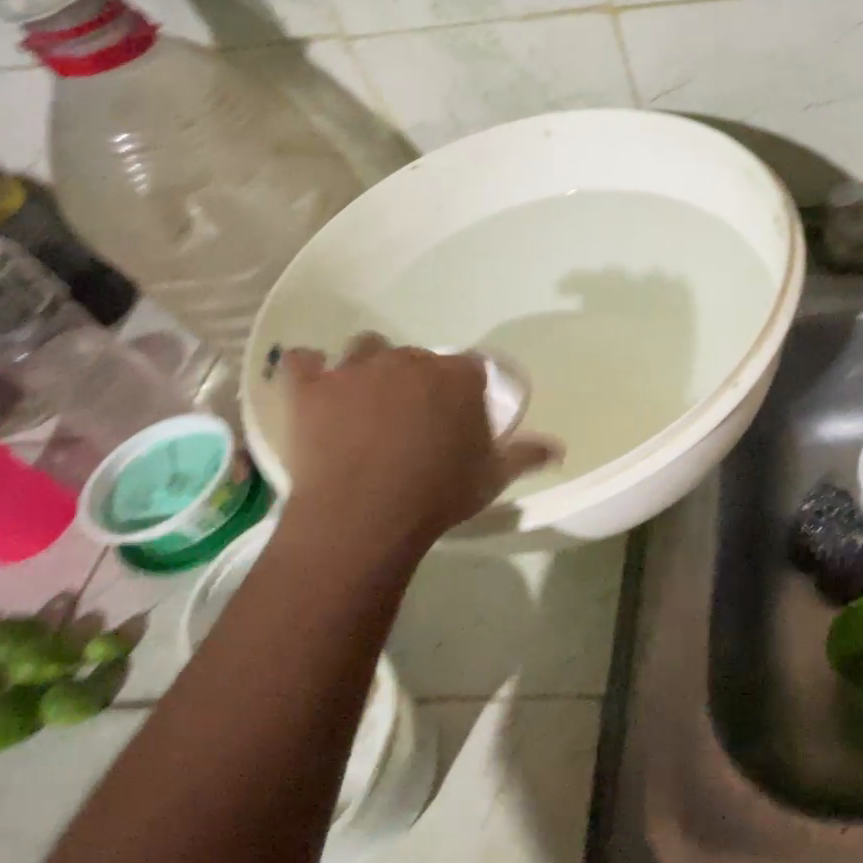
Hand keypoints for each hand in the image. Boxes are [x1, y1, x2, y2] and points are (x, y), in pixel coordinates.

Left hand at [278, 334, 558, 544]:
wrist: (363, 515)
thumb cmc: (437, 495)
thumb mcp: (492, 478)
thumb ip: (525, 455)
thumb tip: (558, 447)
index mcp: (457, 377)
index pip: (469, 366)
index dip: (465, 389)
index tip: (460, 414)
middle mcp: (408, 361)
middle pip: (418, 356)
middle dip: (418, 380)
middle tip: (414, 417)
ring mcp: (355, 370)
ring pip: (365, 347)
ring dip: (369, 366)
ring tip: (367, 398)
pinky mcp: (309, 386)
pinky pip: (304, 360)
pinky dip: (311, 370)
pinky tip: (317, 388)